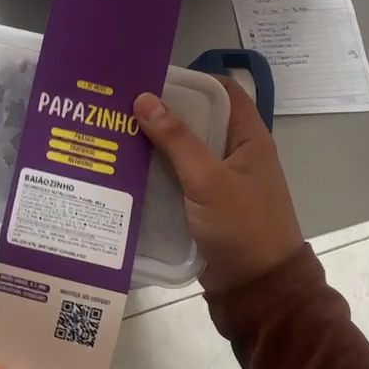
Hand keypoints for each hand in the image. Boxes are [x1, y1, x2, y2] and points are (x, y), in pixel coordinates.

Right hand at [135, 78, 303, 294]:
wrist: (257, 290)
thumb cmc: (243, 227)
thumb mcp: (209, 180)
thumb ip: (177, 139)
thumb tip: (144, 98)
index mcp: (249, 139)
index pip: (222, 92)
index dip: (190, 80)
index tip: (151, 78)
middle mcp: (234, 155)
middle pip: (196, 120)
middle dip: (161, 111)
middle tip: (119, 104)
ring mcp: (217, 182)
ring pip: (181, 152)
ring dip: (152, 144)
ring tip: (112, 132)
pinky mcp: (201, 206)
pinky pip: (174, 179)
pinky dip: (152, 173)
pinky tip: (122, 170)